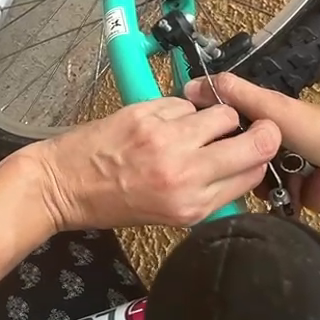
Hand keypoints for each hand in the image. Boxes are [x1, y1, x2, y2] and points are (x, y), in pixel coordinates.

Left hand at [16, 97, 280, 230]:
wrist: (61, 185)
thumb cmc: (109, 203)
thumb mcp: (166, 216)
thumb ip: (207, 194)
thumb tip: (240, 168)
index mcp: (192, 205)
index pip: (252, 174)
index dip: (258, 159)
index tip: (253, 150)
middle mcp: (185, 173)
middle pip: (253, 142)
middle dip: (258, 131)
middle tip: (250, 126)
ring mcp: (166, 140)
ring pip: (221, 114)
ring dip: (215, 116)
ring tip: (196, 125)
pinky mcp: (146, 114)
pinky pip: (184, 103)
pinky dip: (181, 109)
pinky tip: (164, 121)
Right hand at [185, 73, 319, 223]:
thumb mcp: (276, 112)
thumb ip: (239, 98)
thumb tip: (196, 82)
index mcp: (286, 125)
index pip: (254, 149)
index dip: (249, 163)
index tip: (253, 171)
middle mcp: (307, 145)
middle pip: (278, 178)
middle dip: (285, 187)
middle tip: (294, 185)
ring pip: (304, 197)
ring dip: (314, 198)